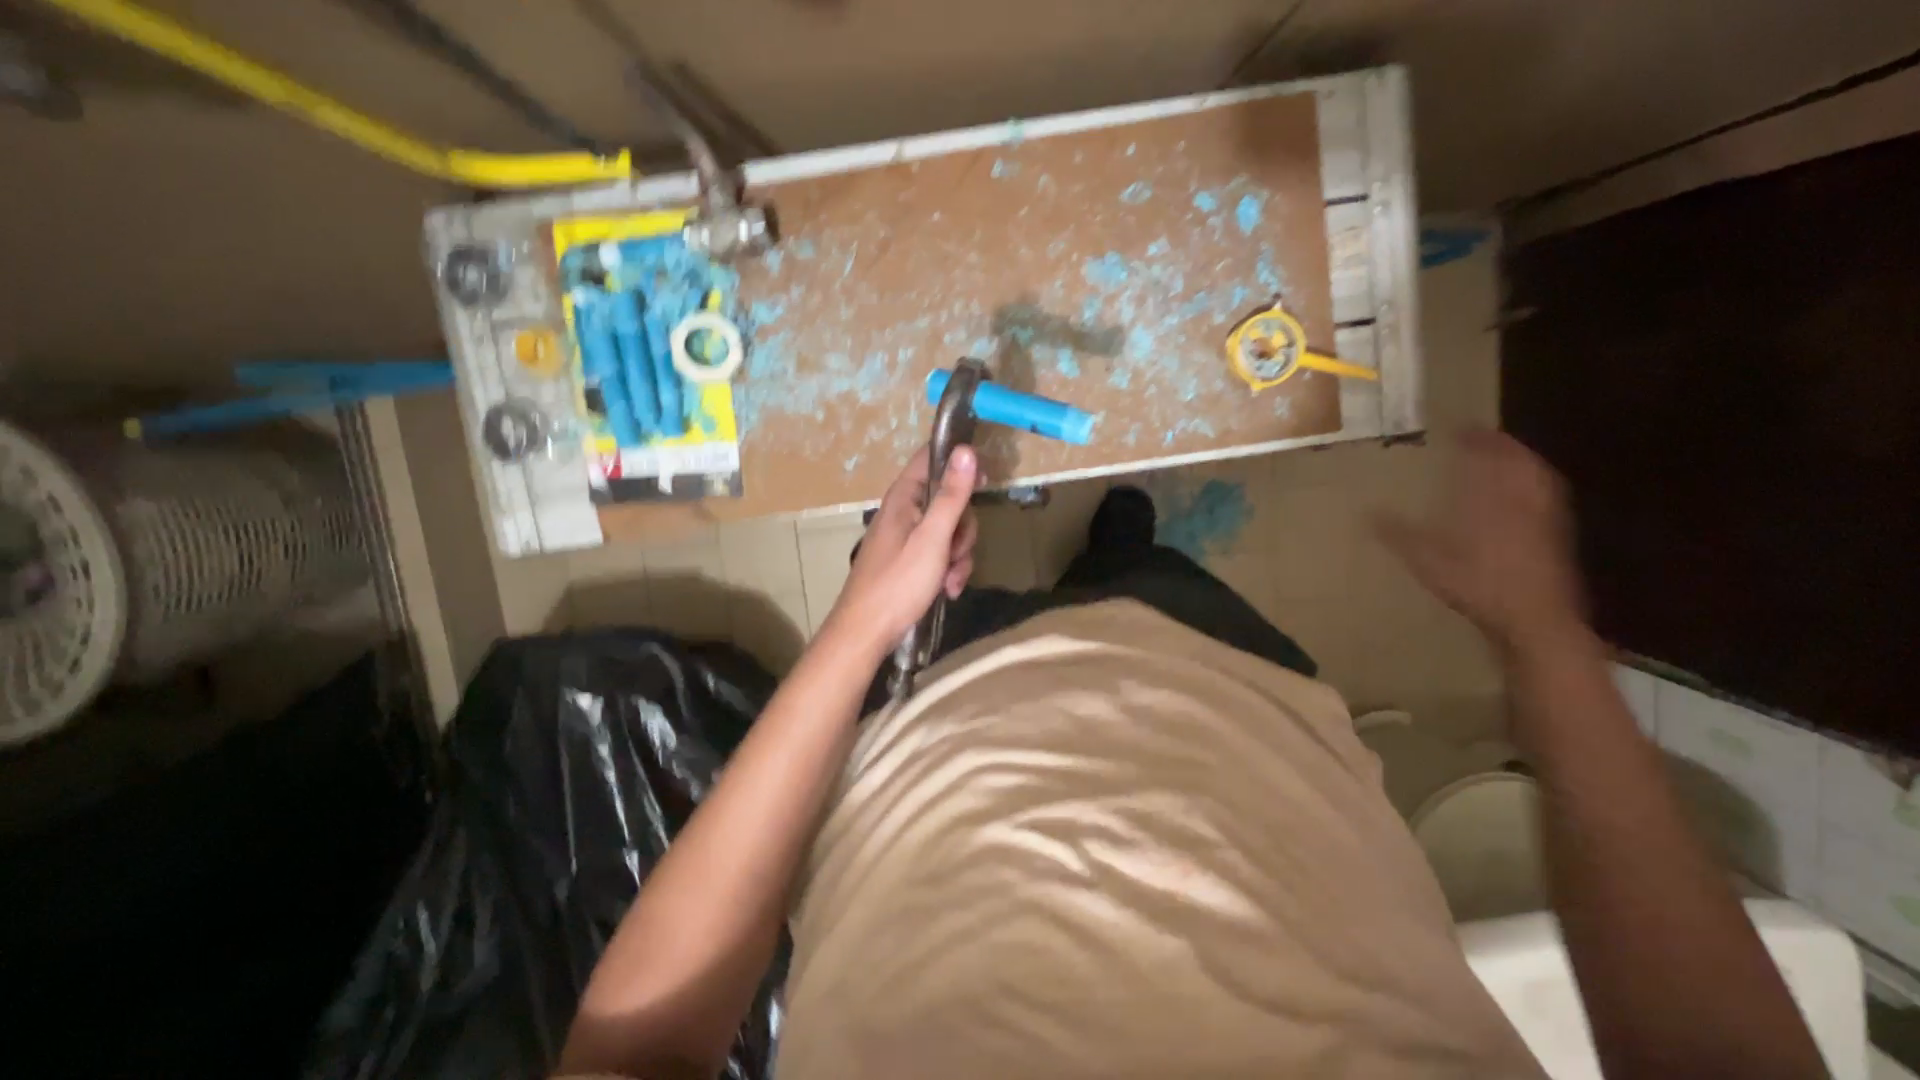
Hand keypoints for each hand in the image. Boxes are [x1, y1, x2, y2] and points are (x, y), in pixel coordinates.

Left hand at [819, 445, 979, 655]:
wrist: (866, 632)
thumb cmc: (898, 583)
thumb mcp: (933, 538)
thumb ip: (951, 495)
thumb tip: (965, 450)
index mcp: (903, 497)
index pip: (931, 458)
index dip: (960, 462)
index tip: (986, 480)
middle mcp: (903, 511)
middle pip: (948, 500)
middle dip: (963, 529)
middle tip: (957, 551)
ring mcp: (905, 537)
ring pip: (949, 531)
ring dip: (958, 556)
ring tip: (950, 581)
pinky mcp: (908, 561)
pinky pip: (939, 554)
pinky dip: (948, 570)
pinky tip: (947, 590)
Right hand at [1376, 430, 1587, 651]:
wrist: (1536, 620)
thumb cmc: (1480, 587)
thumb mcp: (1428, 562)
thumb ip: (1399, 535)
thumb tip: (1365, 513)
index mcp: (1490, 498)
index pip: (1483, 458)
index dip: (1473, 440)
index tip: (1460, 427)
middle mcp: (1520, 499)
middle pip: (1516, 462)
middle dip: (1502, 446)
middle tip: (1487, 436)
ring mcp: (1544, 517)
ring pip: (1536, 477)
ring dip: (1523, 463)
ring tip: (1509, 457)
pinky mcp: (1557, 536)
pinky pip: (1547, 498)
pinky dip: (1536, 486)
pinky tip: (1525, 496)